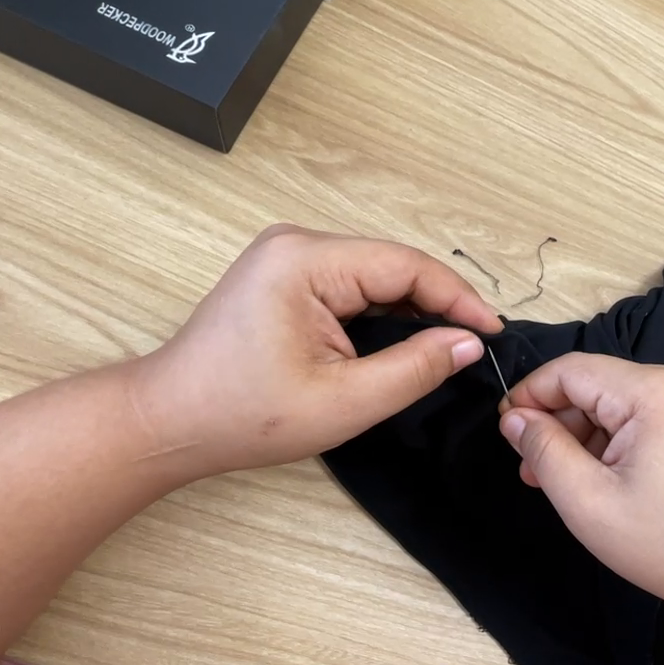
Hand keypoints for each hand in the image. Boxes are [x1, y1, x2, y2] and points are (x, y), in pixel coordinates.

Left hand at [130, 225, 501, 477]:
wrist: (171, 420)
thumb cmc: (245, 415)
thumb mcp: (347, 401)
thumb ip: (416, 368)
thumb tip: (470, 343)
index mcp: (306, 262)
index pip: (406, 266)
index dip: (458, 298)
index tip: (492, 333)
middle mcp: (297, 244)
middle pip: (394, 266)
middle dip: (440, 304)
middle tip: (476, 343)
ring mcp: (290, 257)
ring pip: (378, 276)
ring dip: (415, 309)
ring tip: (450, 344)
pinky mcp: (288, 276)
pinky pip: (355, 285)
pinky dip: (387, 313)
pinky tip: (407, 340)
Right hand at [498, 354, 663, 625]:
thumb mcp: (587, 501)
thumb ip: (543, 450)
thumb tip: (514, 416)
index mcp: (656, 390)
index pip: (571, 369)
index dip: (529, 394)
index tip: (504, 430)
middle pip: (596, 384)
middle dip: (558, 422)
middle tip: (530, 468)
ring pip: (618, 402)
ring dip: (584, 435)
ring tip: (558, 481)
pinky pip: (643, 416)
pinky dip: (614, 440)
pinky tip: (597, 477)